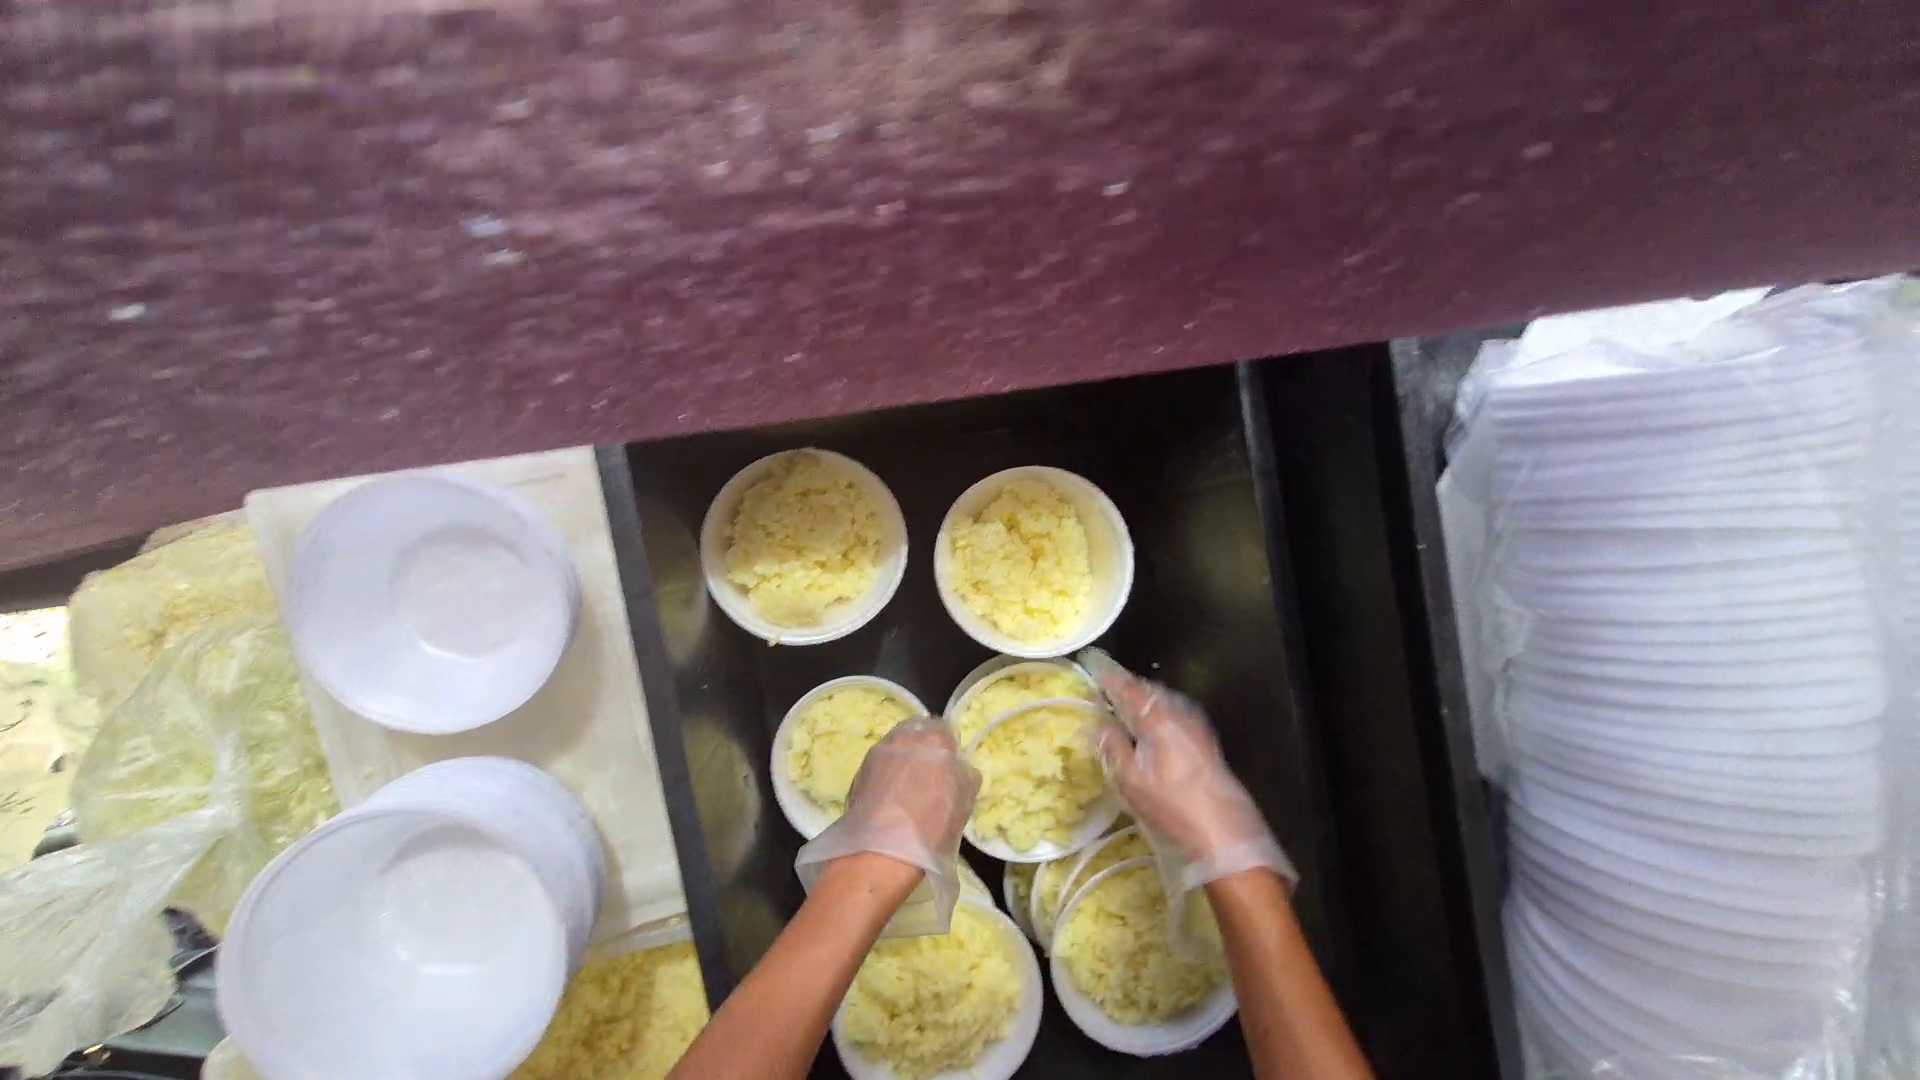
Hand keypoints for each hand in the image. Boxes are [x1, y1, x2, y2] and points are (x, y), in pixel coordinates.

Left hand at [793, 718, 980, 934]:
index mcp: (935, 741)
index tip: (949, 766)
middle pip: (917, 734)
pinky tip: (889, 798)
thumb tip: (958, 768)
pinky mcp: (859, 772)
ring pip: (896, 748)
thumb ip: (965, 774)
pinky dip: (886, 775)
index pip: (945, 731)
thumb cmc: (932, 826)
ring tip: (907, 788)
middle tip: (929, 774)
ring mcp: (878, 753)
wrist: (881, 852)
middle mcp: (904, 738)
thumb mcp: (965, 801)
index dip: (948, 748)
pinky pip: (879, 765)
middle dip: (923, 749)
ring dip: (903, 760)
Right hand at [1080, 648, 1295, 892]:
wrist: (1224, 832)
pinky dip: (1163, 712)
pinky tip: (1158, 725)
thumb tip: (1102, 726)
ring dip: (1148, 699)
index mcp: (1158, 719)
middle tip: (1111, 687)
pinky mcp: (1208, 743)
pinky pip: (1179, 715)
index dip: (1113, 680)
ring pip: (1167, 703)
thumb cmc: (1172, 807)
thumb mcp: (1131, 782)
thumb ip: (1114, 748)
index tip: (1096, 670)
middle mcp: (1180, 715)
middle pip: (1152, 692)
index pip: (1131, 690)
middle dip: (1130, 687)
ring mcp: (1198, 728)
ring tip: (1130, 704)